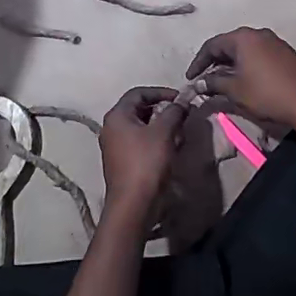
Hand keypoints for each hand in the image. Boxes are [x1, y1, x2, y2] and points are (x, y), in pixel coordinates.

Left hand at [99, 87, 187, 216]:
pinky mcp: (123, 161)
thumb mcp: (164, 132)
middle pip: (140, 109)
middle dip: (164, 110)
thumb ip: (174, 111)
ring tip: (180, 134)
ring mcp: (116, 146)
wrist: (133, 203)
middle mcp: (112, 128)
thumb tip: (183, 101)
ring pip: (142, 127)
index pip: (139, 93)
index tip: (181, 99)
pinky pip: (141, 143)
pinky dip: (157, 141)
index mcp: (117, 116)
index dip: (161, 92)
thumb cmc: (147, 162)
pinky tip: (172, 149)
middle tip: (182, 116)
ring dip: (163, 127)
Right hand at [186, 27, 295, 127]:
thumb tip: (199, 83)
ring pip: (245, 49)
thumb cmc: (265, 93)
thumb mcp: (235, 90)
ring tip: (222, 81)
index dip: (198, 62)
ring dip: (231, 63)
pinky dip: (246, 64)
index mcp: (243, 38)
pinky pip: (258, 54)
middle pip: (229, 44)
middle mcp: (258, 34)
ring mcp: (274, 42)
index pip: (212, 45)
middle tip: (204, 78)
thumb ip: (213, 83)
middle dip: (214, 62)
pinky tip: (243, 79)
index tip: (190, 78)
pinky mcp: (284, 52)